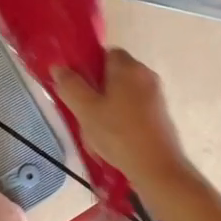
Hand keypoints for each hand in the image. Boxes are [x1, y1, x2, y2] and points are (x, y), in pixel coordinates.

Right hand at [52, 49, 192, 184]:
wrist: (156, 166)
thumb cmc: (118, 134)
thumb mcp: (86, 110)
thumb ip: (70, 86)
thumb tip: (58, 67)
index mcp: (128, 67)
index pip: (106, 53)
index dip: (90, 66)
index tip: (78, 87)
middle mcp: (146, 75)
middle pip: (116, 73)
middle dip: (98, 88)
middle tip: (84, 109)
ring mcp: (156, 95)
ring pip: (125, 92)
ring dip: (110, 105)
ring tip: (97, 128)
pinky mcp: (161, 114)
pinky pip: (136, 107)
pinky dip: (124, 116)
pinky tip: (115, 137)